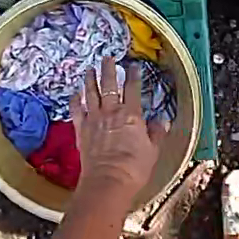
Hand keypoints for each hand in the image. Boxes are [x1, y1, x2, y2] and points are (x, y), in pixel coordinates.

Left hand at [72, 57, 167, 209]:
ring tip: (89, 69)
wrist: (108, 181)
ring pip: (91, 93)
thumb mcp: (153, 150)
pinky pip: (76, 110)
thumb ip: (157, 132)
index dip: (133, 75)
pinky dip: (75, 100)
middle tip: (107, 57)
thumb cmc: (134, 168)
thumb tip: (164, 120)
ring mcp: (94, 119)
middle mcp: (111, 112)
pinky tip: (74, 94)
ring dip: (90, 80)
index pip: (133, 89)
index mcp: (131, 115)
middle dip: (108, 69)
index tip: (133, 65)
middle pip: (109, 84)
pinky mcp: (81, 129)